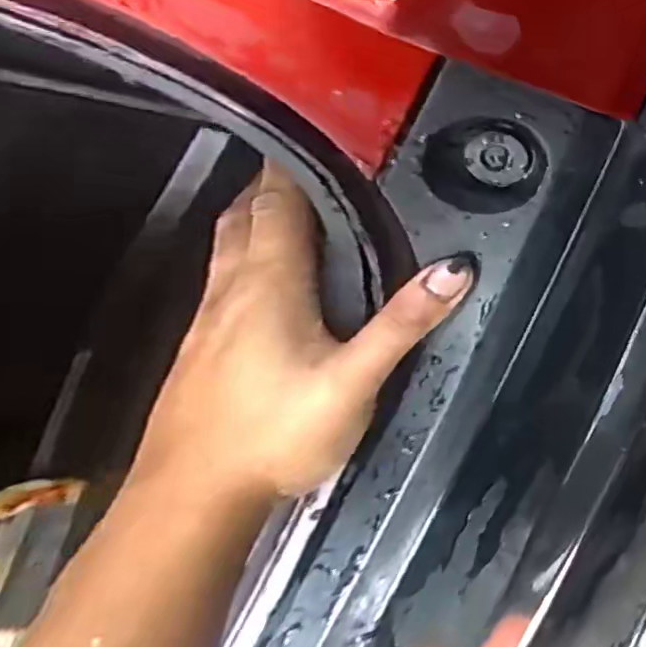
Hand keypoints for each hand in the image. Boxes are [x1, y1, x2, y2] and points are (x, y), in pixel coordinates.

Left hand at [132, 164, 474, 501]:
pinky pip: (225, 281)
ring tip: (290, 202)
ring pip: (226, 250)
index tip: (313, 138)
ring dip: (256, 218)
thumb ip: (406, 321)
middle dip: (272, 188)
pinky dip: (247, 255)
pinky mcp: (201, 353)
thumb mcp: (357, 379)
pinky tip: (269, 275)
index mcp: (268, 291)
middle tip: (309, 164)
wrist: (188, 508)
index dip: (291, 172)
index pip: (276, 211)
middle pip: (243, 222)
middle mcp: (230, 298)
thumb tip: (457, 268)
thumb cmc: (273, 437)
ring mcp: (208, 326)